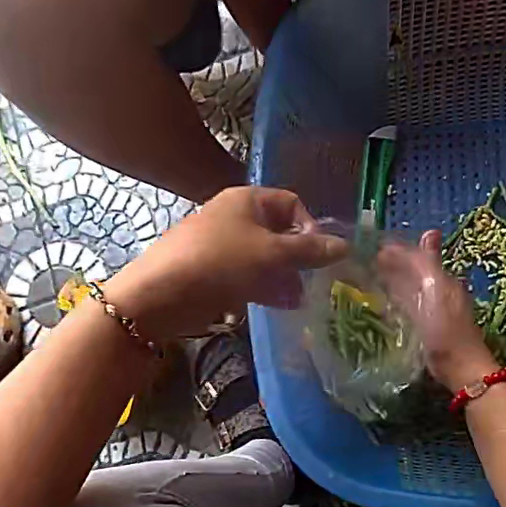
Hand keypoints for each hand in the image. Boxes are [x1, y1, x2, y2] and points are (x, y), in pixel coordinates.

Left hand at [105, 186, 348, 340]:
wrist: (160, 294)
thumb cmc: (220, 262)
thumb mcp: (271, 254)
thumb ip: (308, 250)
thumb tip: (344, 245)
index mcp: (247, 200)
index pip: (291, 203)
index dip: (310, 226)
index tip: (319, 255)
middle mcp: (234, 218)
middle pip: (278, 233)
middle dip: (297, 258)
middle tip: (312, 283)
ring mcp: (221, 247)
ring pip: (262, 258)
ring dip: (282, 278)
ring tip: (297, 301)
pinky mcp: (211, 274)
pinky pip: (245, 276)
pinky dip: (262, 288)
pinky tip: (276, 306)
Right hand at [377, 230, 496, 388]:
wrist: (459, 368)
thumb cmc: (446, 329)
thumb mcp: (436, 291)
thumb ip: (429, 263)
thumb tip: (429, 230)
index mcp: (443, 280)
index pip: (418, 258)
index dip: (397, 252)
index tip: (372, 248)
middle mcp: (439, 291)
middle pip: (413, 273)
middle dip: (392, 265)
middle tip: (364, 262)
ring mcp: (432, 310)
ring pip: (409, 289)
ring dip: (391, 281)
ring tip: (368, 278)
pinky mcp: (426, 327)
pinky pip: (407, 306)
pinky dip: (394, 300)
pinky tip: (382, 303)